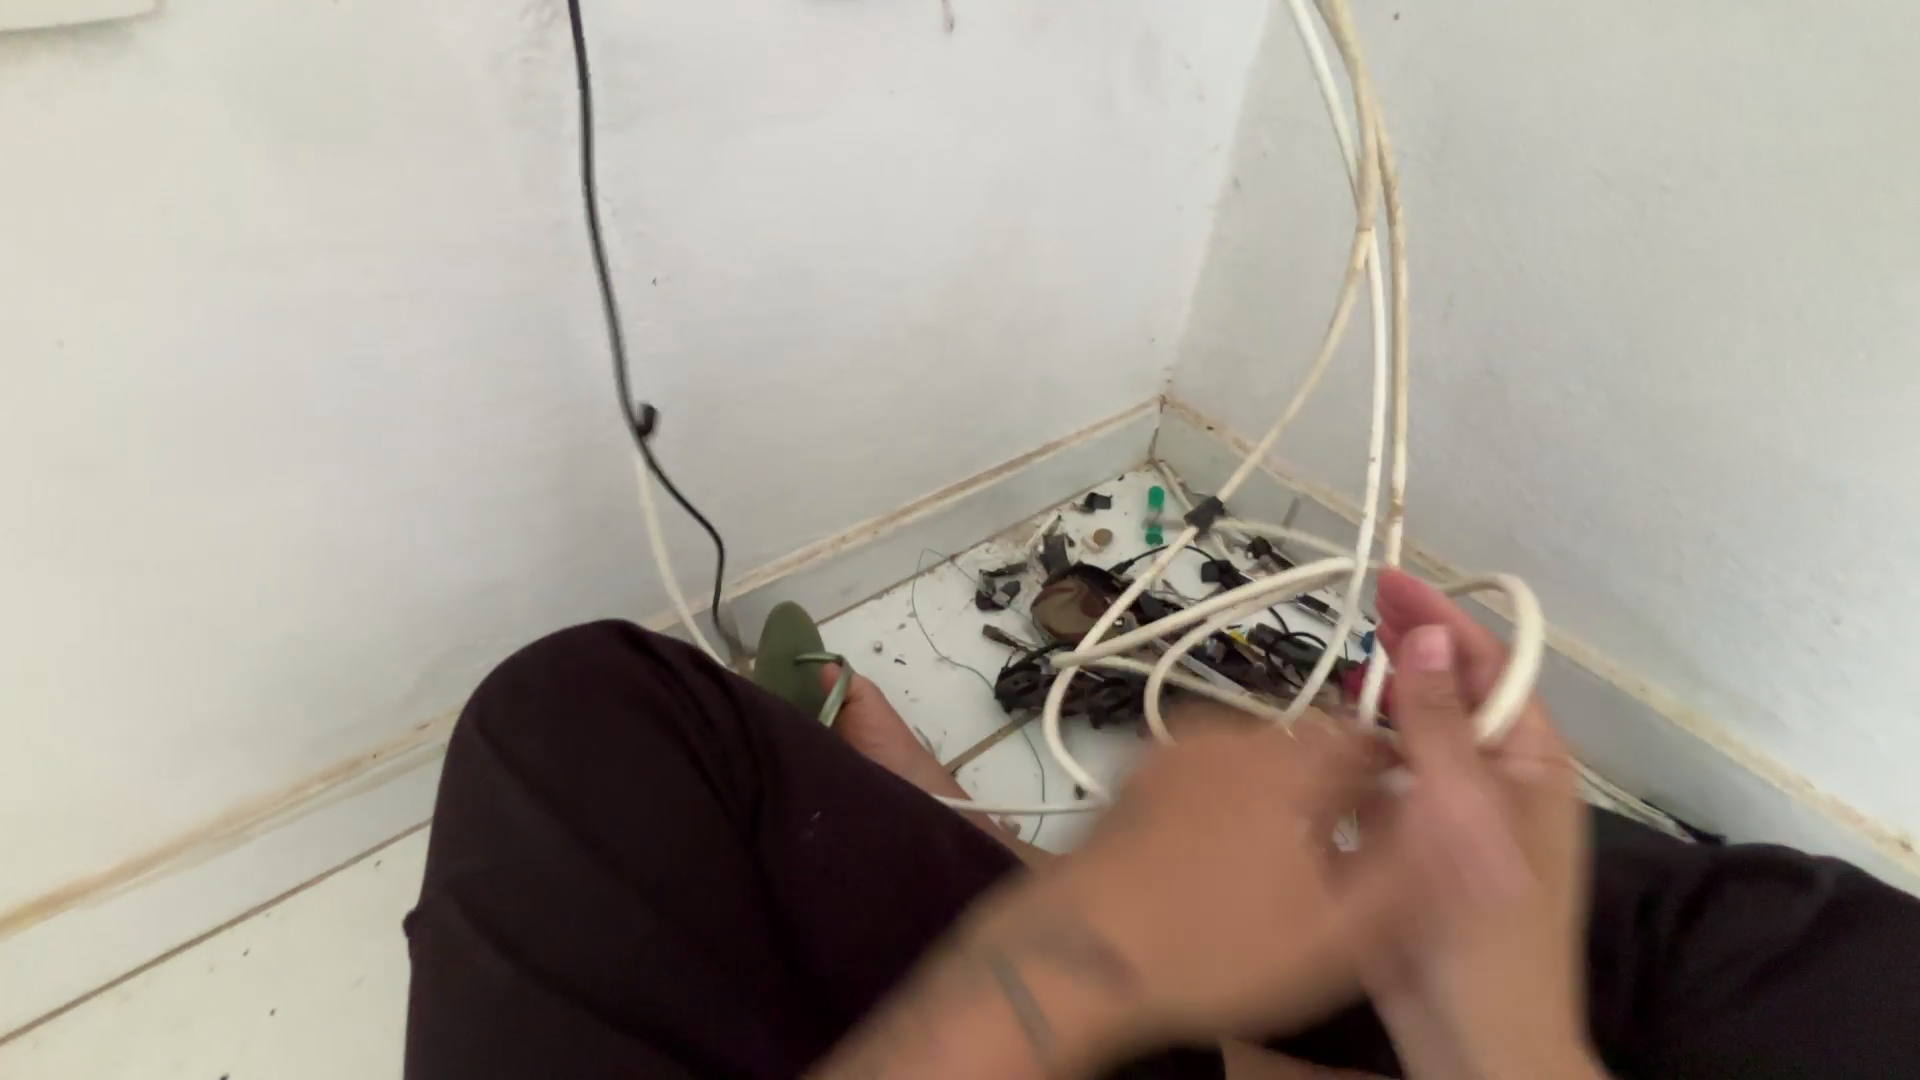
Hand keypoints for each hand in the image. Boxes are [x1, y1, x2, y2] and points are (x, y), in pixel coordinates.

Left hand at [953, 717, 1406, 1066]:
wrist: (1086, 948)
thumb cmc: (1214, 946)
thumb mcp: (1334, 931)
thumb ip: (1408, 871)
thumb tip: (1462, 827)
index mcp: (1281, 762)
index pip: (1360, 732)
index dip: (1390, 768)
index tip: (1401, 807)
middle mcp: (1224, 735)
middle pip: (1303, 739)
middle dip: (1334, 780)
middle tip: (1343, 841)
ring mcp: (1171, 747)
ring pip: (1251, 749)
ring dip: (1280, 784)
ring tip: (1282, 850)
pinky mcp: (1136, 769)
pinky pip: (1202, 761)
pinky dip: (1228, 786)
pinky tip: (1221, 842)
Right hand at [1358, 571, 1600, 1079]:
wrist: (1469, 1033)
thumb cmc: (1484, 923)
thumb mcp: (1460, 808)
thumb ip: (1436, 720)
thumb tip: (1425, 637)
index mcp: (1527, 759)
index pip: (1485, 665)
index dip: (1438, 617)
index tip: (1387, 580)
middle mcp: (1491, 772)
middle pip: (1448, 690)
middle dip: (1411, 645)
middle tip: (1364, 605)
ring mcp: (1448, 803)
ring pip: (1410, 728)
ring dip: (1382, 693)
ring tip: (1345, 662)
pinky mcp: (1408, 831)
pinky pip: (1382, 769)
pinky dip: (1360, 743)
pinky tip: (1332, 731)